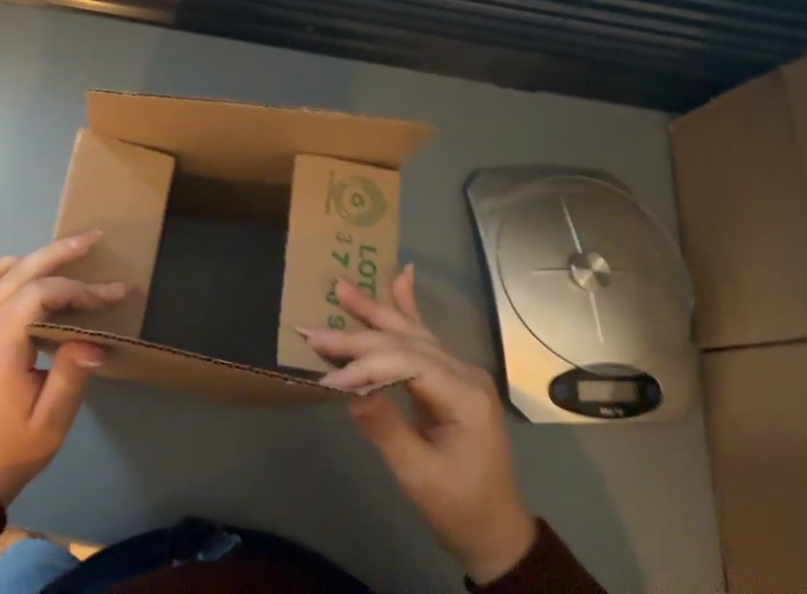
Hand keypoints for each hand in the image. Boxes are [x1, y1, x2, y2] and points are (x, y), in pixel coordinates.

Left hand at [0, 233, 130, 506]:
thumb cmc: (12, 448)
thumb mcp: (49, 422)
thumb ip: (70, 377)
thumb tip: (93, 340)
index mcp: (2, 344)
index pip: (43, 295)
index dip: (81, 289)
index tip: (116, 295)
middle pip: (23, 271)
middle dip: (61, 253)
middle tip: (95, 239)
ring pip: (5, 274)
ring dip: (38, 257)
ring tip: (71, 249)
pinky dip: (7, 269)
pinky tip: (26, 268)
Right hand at [301, 264, 537, 583]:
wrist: (495, 529)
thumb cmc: (458, 507)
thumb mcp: (418, 475)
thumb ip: (385, 427)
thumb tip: (348, 389)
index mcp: (464, 397)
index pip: (405, 364)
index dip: (362, 365)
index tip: (325, 375)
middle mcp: (465, 373)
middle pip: (404, 342)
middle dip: (357, 333)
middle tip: (311, 328)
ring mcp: (460, 372)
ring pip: (411, 332)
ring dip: (374, 310)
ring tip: (342, 287)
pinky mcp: (451, 378)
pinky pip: (423, 338)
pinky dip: (407, 308)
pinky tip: (400, 278)